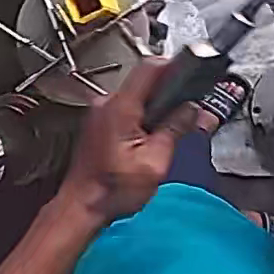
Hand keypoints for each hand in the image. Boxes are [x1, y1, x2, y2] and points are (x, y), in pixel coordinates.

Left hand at [57, 58, 204, 221]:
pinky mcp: (100, 122)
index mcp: (120, 108)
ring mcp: (101, 112)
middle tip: (189, 106)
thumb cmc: (111, 191)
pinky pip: (127, 107)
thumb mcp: (155, 162)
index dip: (173, 66)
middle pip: (144, 81)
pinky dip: (143, 115)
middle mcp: (107, 104)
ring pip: (137, 95)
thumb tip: (191, 110)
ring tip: (171, 126)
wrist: (82, 207)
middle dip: (169, 92)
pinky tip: (151, 134)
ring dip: (156, 105)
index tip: (191, 71)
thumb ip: (174, 130)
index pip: (149, 69)